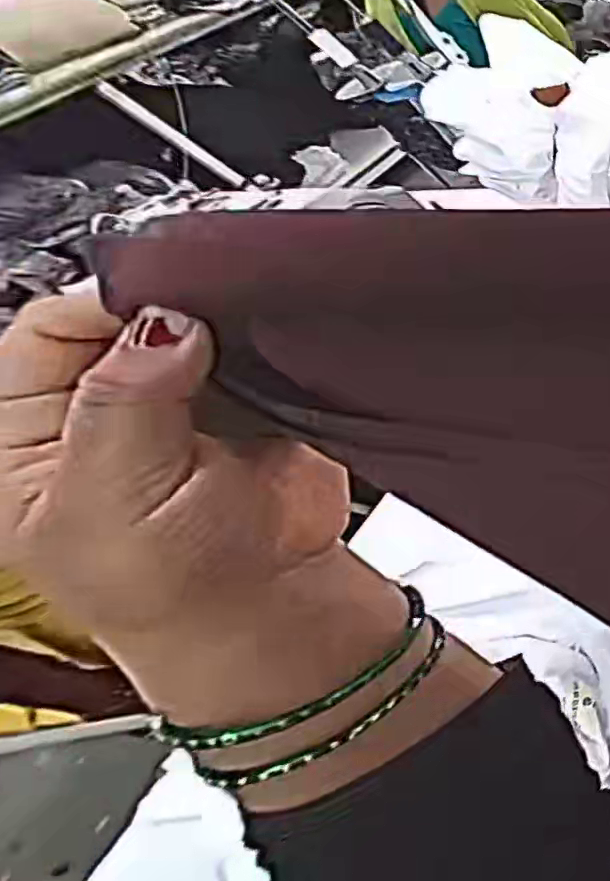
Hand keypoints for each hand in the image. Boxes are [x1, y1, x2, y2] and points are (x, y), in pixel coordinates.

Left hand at [0, 296, 349, 643]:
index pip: (47, 329)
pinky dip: (285, 357)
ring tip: (261, 355)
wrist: (270, 595)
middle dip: (181, 316)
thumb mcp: (116, 493)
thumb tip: (161, 321)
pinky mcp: (262, 408)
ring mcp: (192, 406)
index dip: (106, 308)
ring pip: (209, 337)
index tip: (172, 305)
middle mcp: (106, 407)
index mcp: (24, 428)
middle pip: (133, 324)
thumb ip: (129, 403)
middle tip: (225, 321)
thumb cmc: (166, 575)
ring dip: (240, 337)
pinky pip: (272, 364)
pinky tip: (290, 366)